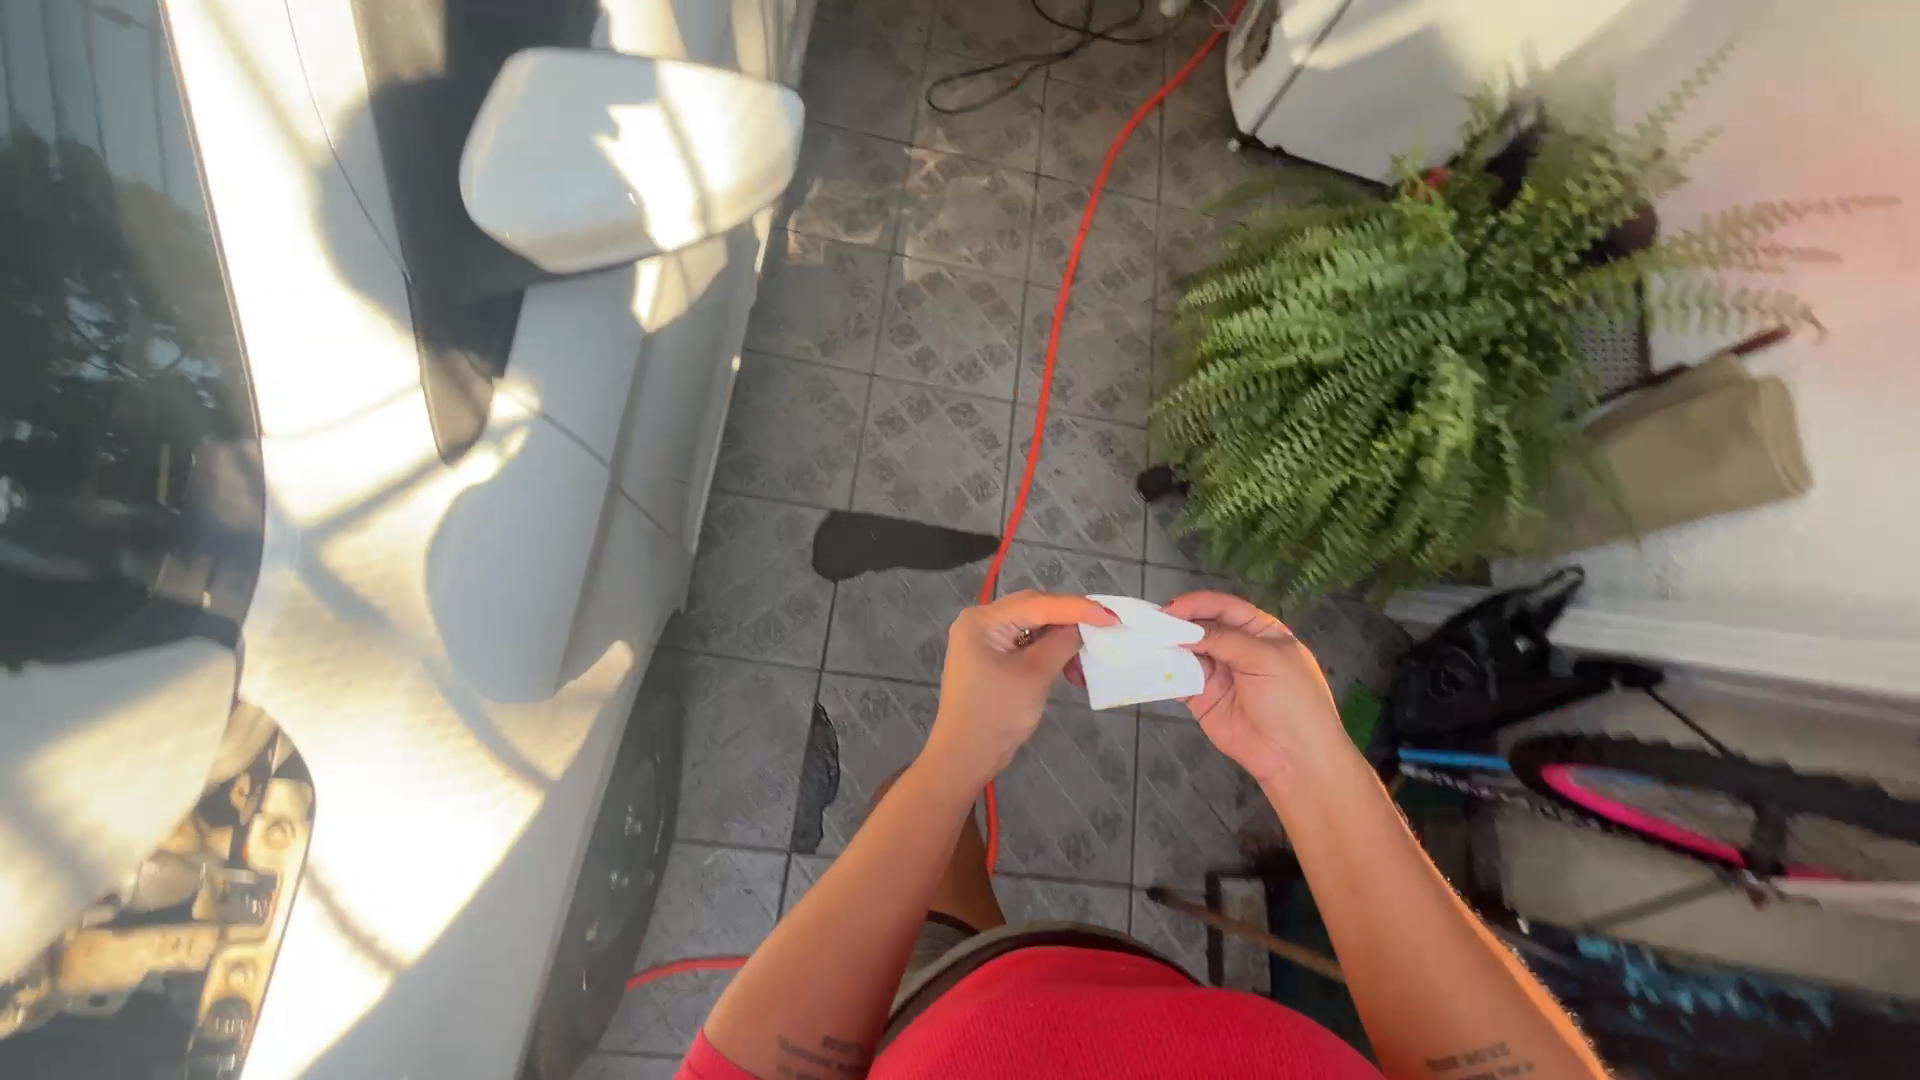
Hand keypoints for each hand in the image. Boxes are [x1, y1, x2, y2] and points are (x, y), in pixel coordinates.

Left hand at [922, 591, 1117, 786]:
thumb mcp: (1034, 675)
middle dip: (1070, 624)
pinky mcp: (990, 657)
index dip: (1079, 608)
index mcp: (983, 620)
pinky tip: (1067, 671)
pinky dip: (1048, 654)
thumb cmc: (996, 714)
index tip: (1112, 618)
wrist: (964, 757)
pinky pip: (1025, 645)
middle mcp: (980, 622)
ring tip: (1080, 669)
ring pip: (1033, 628)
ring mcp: (983, 640)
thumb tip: (1082, 627)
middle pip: (1035, 610)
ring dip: (1061, 643)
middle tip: (1101, 637)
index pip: (1039, 604)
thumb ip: (1061, 643)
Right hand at [1160, 591, 1349, 785]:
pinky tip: (1149, 666)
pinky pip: (1179, 679)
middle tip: (1150, 624)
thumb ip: (1225, 639)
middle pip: (1201, 626)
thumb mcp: (1266, 659)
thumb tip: (1185, 629)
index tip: (1171, 609)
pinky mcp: (1202, 698)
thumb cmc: (1293, 701)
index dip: (1197, 604)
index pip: (1224, 608)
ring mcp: (1218, 674)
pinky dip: (1163, 672)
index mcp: (1259, 632)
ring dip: (1167, 646)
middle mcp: (1236, 648)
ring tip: (1144, 641)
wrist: (1295, 758)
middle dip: (1177, 624)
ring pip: (1186, 651)